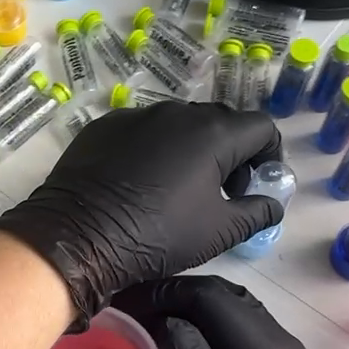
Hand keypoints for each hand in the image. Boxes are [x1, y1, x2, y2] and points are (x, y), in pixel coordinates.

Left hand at [0, 102, 281, 323]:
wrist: (77, 235)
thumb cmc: (157, 235)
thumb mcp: (219, 231)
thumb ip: (256, 212)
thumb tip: (272, 203)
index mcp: (212, 133)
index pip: (261, 127)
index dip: (269, 155)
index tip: (257, 183)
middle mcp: (176, 112)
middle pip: (220, 122)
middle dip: (231, 152)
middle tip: (223, 190)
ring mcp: (136, 114)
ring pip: (178, 124)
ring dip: (191, 148)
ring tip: (179, 187)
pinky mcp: (104, 125)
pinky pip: (142, 129)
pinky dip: (153, 148)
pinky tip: (140, 181)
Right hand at [114, 275, 348, 348]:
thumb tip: (166, 323)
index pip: (206, 296)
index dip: (161, 293)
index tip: (124, 306)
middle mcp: (276, 337)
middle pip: (218, 291)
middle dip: (169, 292)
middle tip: (128, 310)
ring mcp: (283, 347)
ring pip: (229, 302)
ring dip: (186, 301)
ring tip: (147, 318)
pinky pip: (238, 320)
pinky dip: (204, 316)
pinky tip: (181, 336)